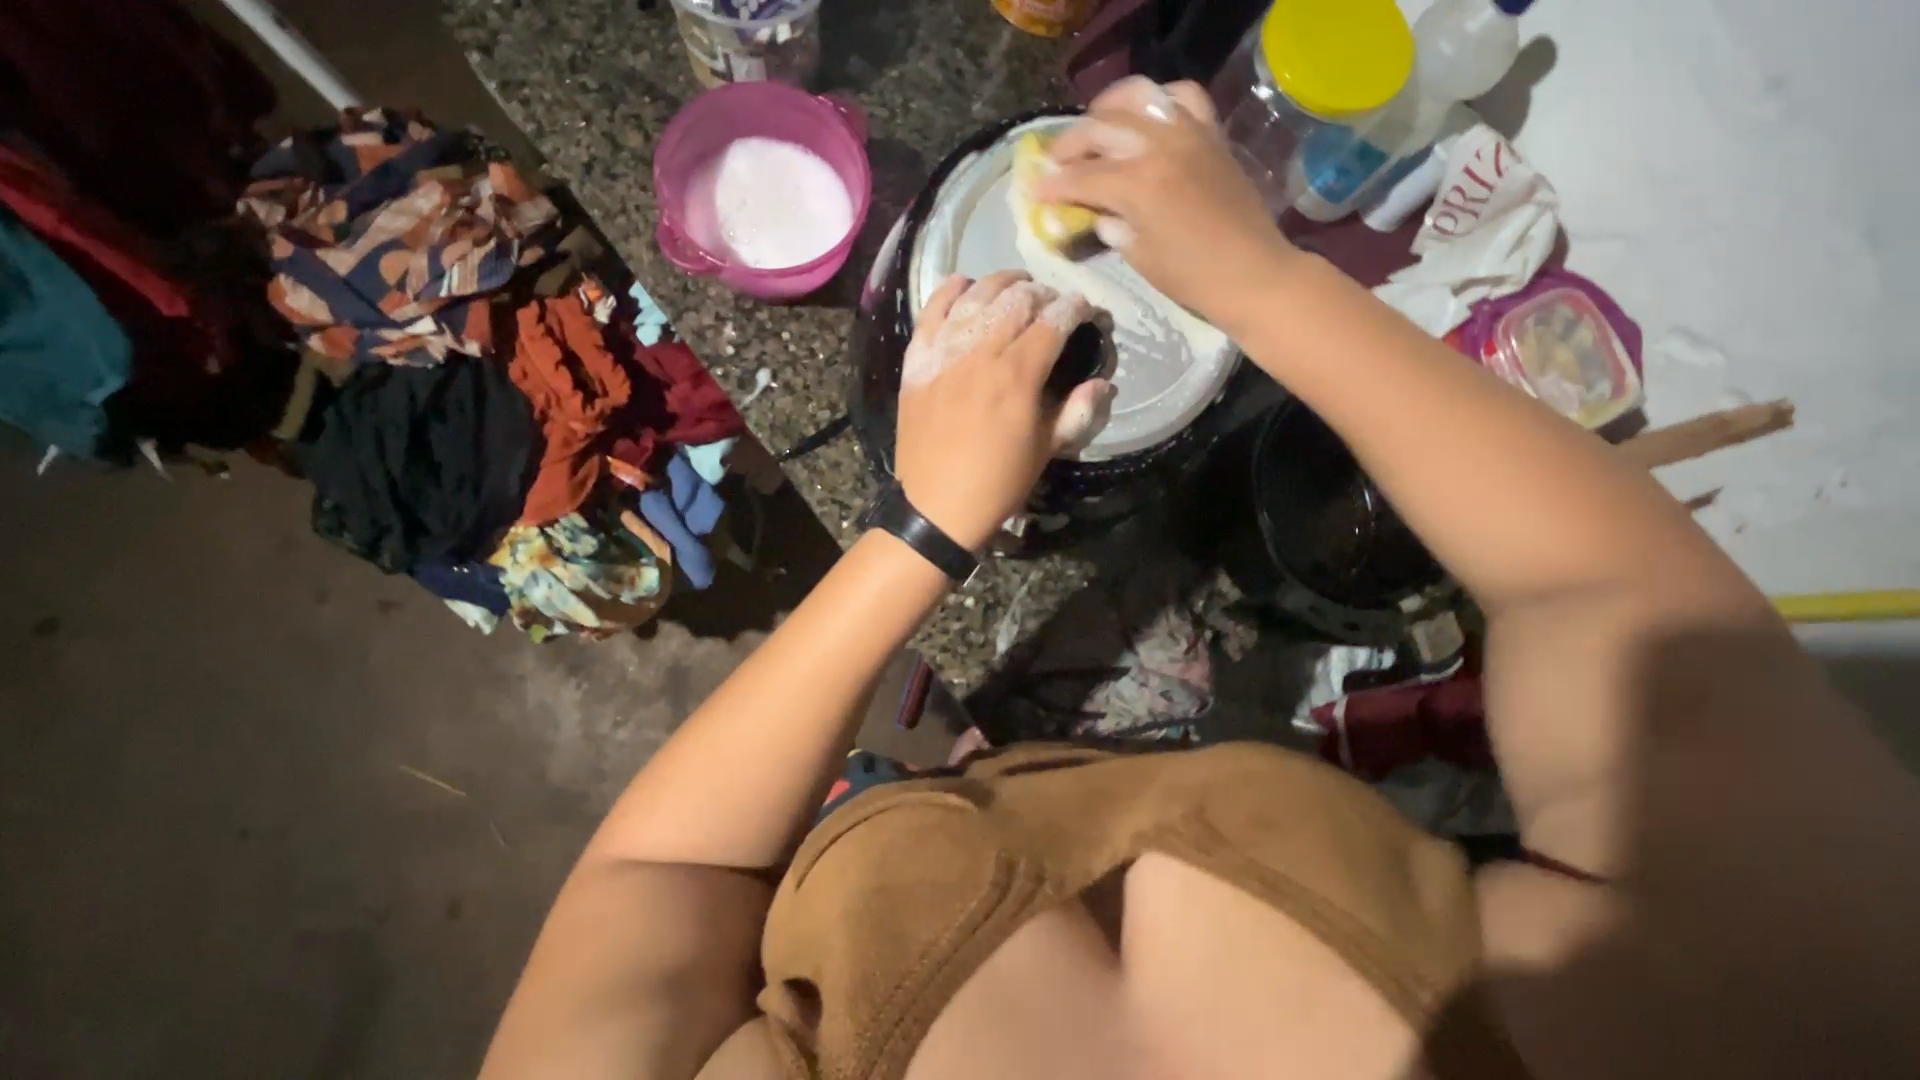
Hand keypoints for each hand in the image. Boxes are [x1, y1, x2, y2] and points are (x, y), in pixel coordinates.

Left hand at [893, 271, 1113, 551]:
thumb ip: (1077, 411)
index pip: (1054, 321)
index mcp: (1018, 375)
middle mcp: (981, 353)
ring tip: (1016, 287)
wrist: (936, 508)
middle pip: (1016, 300)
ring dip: (1001, 283)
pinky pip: (931, 312)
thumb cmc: (998, 483)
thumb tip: (1104, 384)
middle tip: (1051, 303)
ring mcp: (944, 353)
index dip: (1076, 308)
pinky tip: (964, 286)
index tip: (1086, 310)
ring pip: (976, 297)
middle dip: (1042, 293)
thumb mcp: (1046, 450)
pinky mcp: (916, 361)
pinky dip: (950, 292)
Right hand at [1035, 76, 1298, 330]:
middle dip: (1070, 144)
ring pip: (1137, 98)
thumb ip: (1109, 225)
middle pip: (1100, 129)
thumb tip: (1092, 212)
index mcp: (1137, 185)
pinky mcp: (1210, 134)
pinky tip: (1146, 119)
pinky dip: (1159, 101)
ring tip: (1095, 128)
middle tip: (1055, 162)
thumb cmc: (1191, 277)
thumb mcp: (1138, 255)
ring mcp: (1188, 134)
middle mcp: (1159, 147)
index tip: (1033, 190)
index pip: (1081, 178)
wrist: (1253, 273)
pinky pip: (1183, 97)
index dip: (1052, 186)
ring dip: (1108, 109)